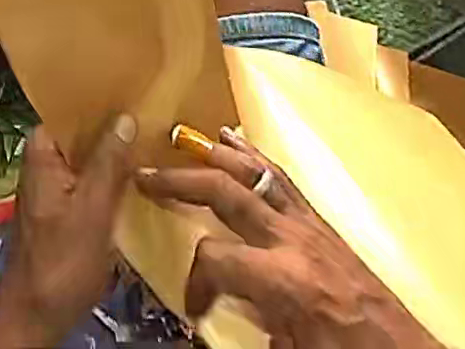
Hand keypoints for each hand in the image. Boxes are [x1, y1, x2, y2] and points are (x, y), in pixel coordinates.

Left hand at [0, 115, 137, 347]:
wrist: (35, 316)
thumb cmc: (61, 260)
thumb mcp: (92, 210)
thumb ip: (108, 163)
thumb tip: (126, 116)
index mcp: (41, 149)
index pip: (71, 108)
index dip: (100, 99)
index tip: (133, 87)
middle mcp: (43, 157)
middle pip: (81, 131)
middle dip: (112, 124)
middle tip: (152, 111)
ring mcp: (53, 181)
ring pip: (87, 155)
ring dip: (114, 151)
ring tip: (151, 136)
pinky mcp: (64, 203)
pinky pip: (89, 176)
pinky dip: (109, 174)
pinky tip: (137, 173)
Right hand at [135, 127, 440, 348]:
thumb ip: (247, 326)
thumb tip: (204, 326)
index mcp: (282, 279)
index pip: (215, 257)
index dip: (193, 281)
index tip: (192, 307)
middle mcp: (290, 238)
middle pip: (223, 191)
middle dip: (179, 182)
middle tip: (145, 177)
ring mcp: (306, 222)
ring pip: (251, 173)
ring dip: (212, 156)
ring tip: (182, 143)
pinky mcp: (319, 219)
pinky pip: (279, 177)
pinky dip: (251, 155)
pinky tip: (233, 139)